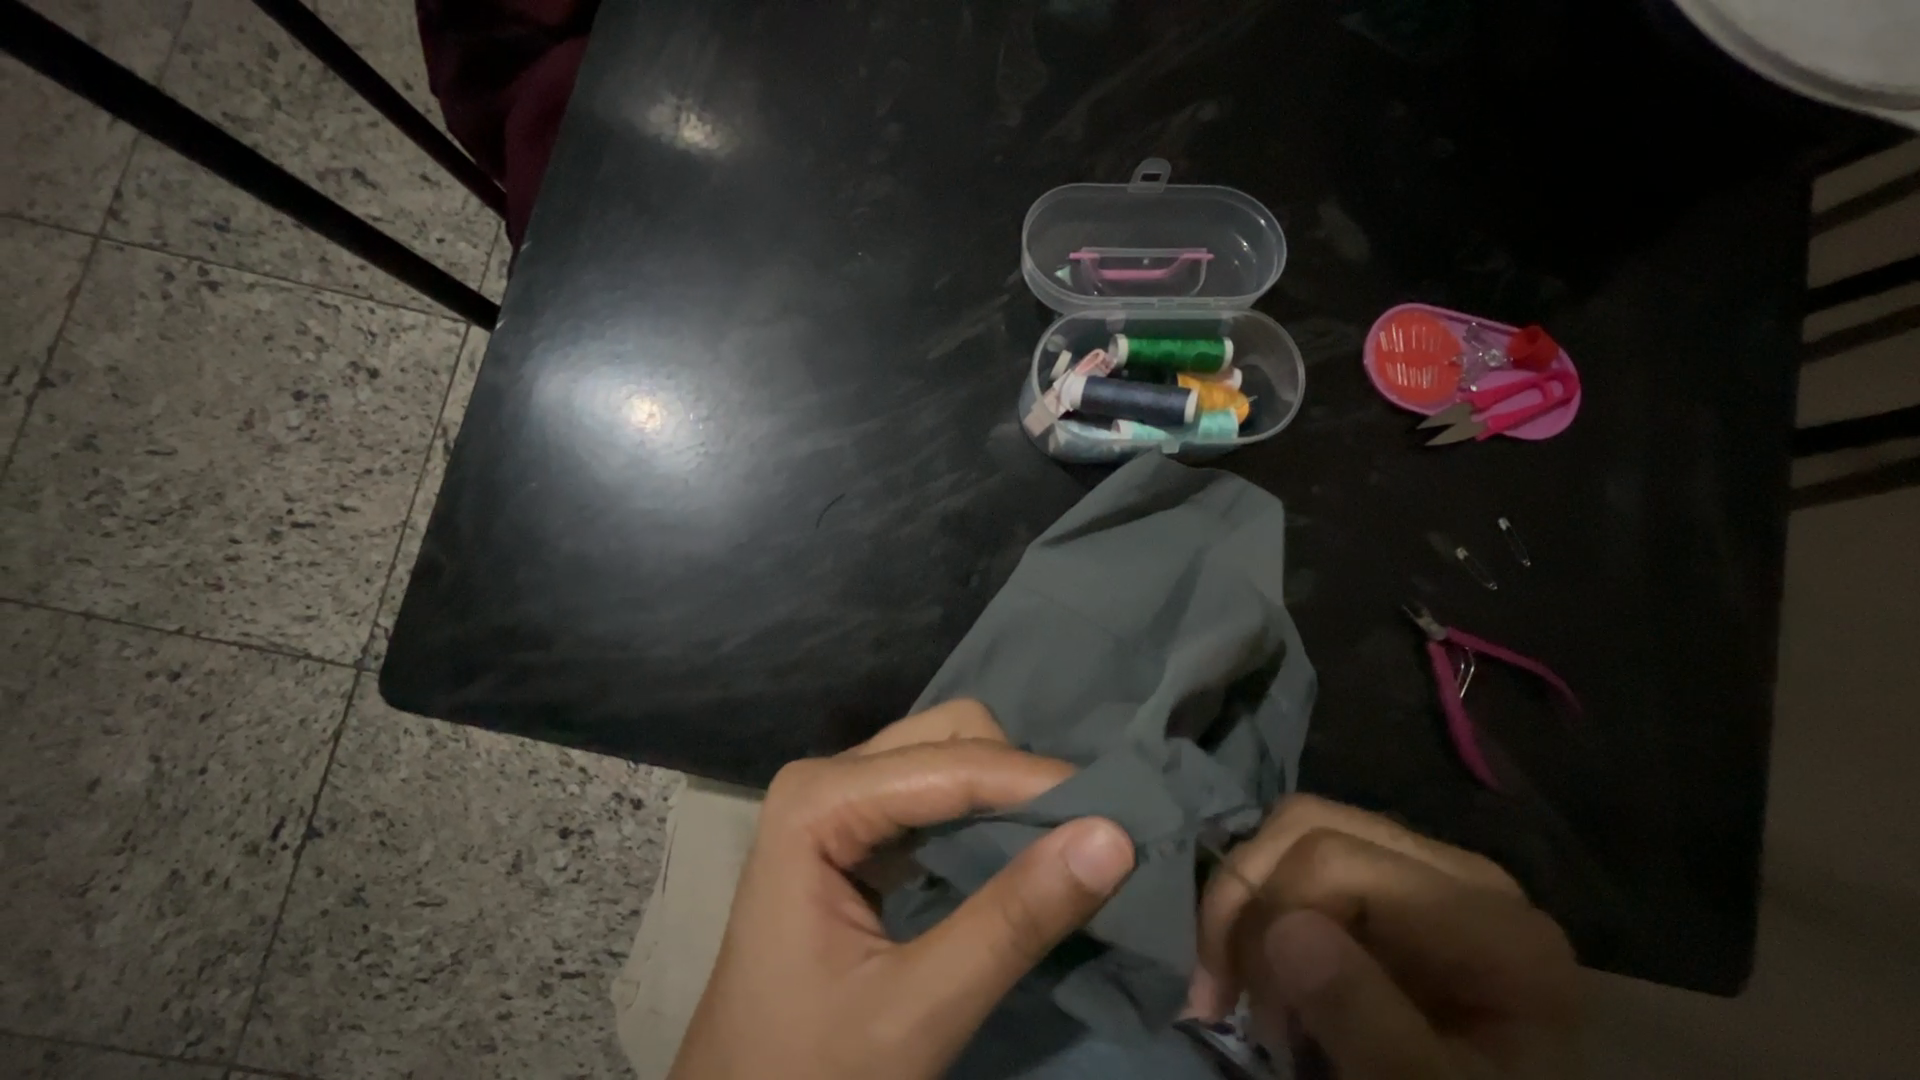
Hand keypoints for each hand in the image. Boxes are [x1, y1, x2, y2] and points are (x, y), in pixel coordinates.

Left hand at [669, 701, 1134, 1079]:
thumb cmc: (811, 1065)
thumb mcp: (917, 1008)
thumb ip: (1012, 921)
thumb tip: (1113, 837)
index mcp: (819, 801)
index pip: (953, 763)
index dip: (1039, 784)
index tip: (1122, 817)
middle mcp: (826, 777)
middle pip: (951, 738)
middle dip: (1021, 780)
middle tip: (1086, 836)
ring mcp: (838, 798)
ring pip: (948, 756)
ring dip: (1010, 795)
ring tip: (1066, 844)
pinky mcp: (855, 829)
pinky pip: (935, 791)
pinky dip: (986, 814)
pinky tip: (1019, 854)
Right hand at [1191, 795, 1580, 1078]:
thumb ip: (1369, 1024)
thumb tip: (1283, 929)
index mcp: (1486, 920)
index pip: (1332, 859)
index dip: (1267, 916)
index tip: (1248, 1016)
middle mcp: (1460, 875)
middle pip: (1311, 827)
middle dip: (1244, 895)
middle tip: (1218, 987)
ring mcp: (1433, 879)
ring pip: (1302, 834)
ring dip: (1248, 901)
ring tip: (1233, 985)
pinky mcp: (1407, 896)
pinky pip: (1315, 865)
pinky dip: (1271, 910)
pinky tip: (1263, 974)